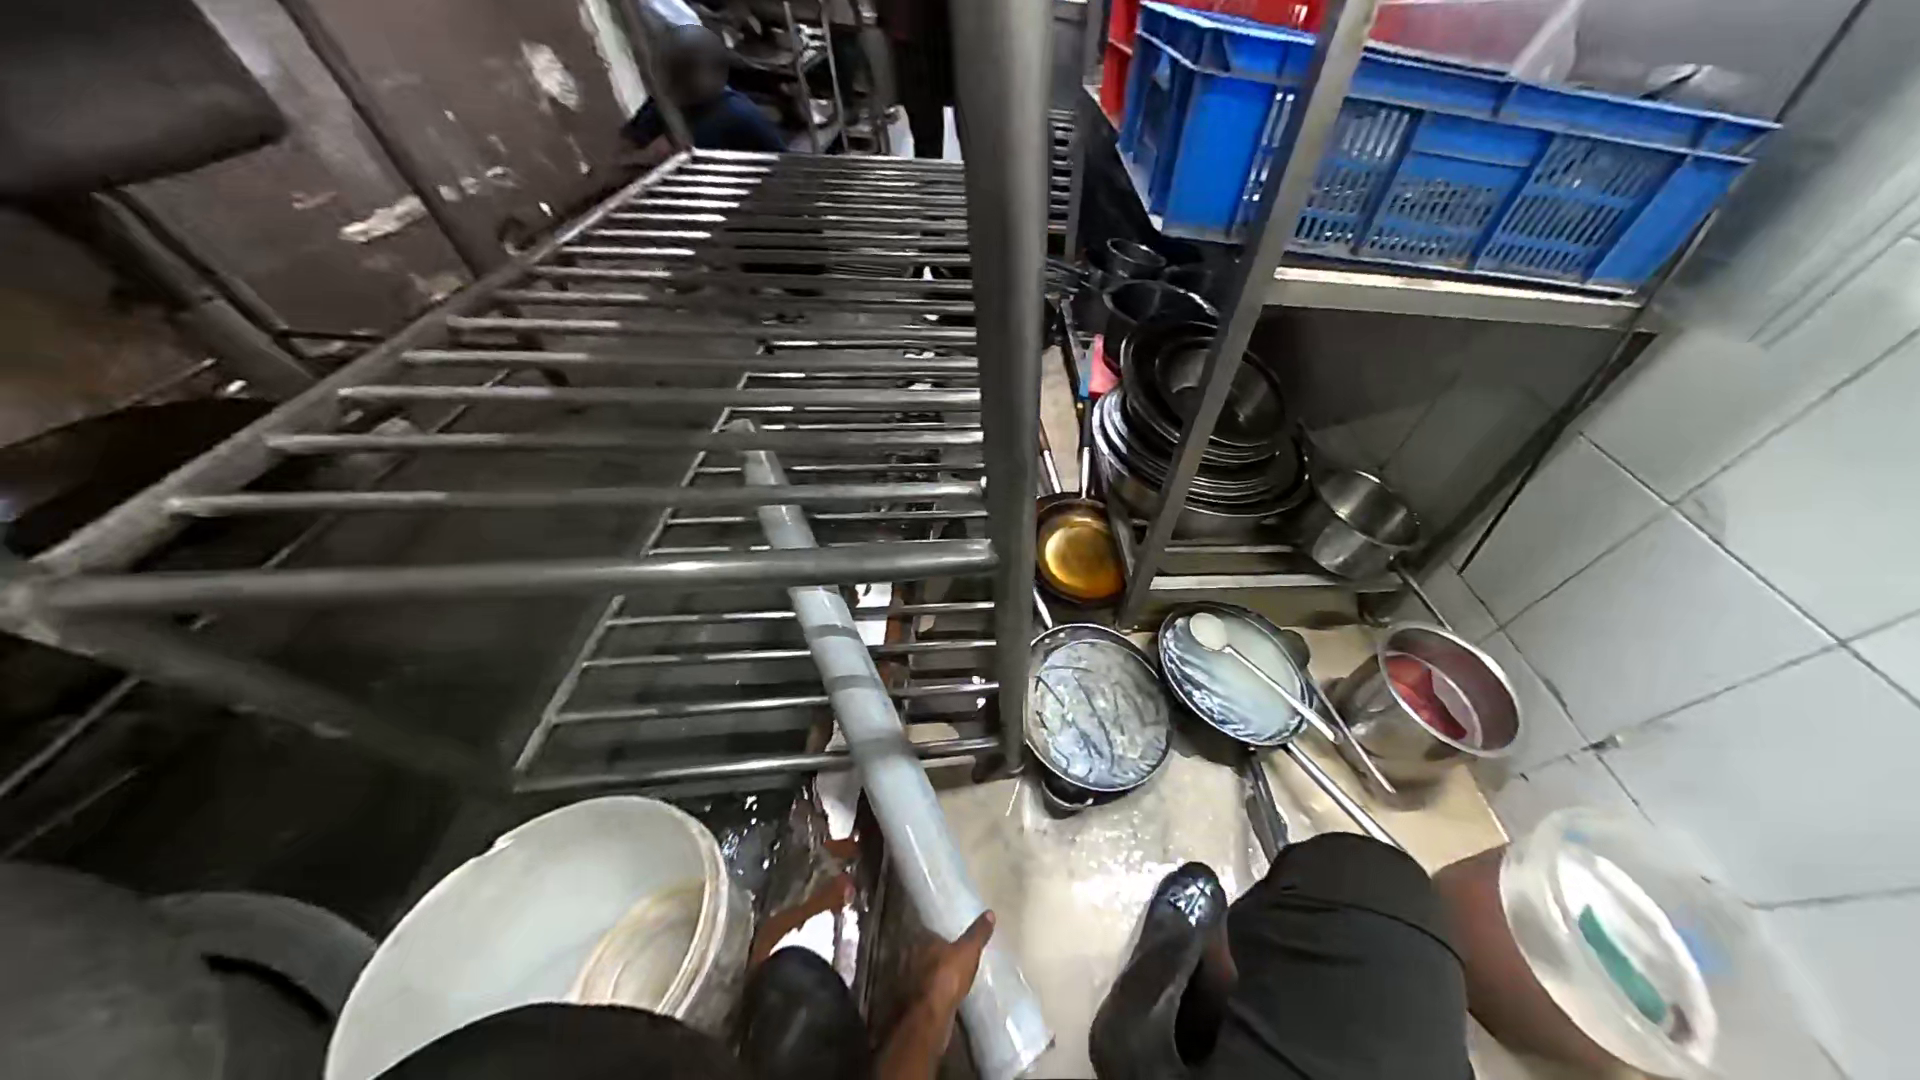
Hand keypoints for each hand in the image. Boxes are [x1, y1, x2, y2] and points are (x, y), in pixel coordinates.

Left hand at [875, 910, 994, 1079]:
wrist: (928, 1015)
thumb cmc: (947, 976)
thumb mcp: (968, 951)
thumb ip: (977, 933)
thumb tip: (990, 912)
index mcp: (920, 939)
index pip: (927, 933)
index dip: (937, 938)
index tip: (947, 942)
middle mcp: (907, 956)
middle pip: (919, 952)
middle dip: (929, 957)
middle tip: (945, 963)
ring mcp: (902, 980)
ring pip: (915, 974)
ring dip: (925, 978)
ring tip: (940, 984)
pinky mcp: (903, 1002)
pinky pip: (914, 994)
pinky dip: (922, 996)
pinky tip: (932, 1002)